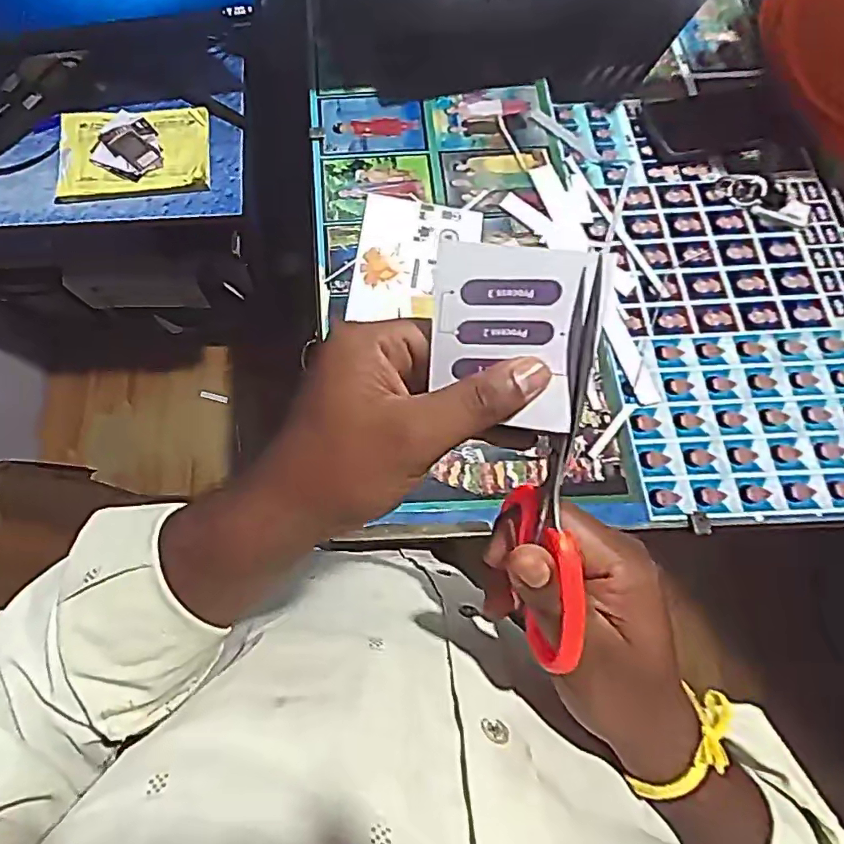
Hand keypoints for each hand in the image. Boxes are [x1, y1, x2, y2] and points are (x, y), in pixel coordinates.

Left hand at [161, 320, 549, 626]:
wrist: (290, 514)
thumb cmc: (342, 469)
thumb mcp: (416, 434)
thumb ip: (475, 401)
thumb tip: (532, 370)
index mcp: (369, 342)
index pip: (444, 330)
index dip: (495, 344)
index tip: (546, 354)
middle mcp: (368, 355)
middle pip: (444, 357)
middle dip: (494, 378)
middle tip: (552, 388)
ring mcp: (371, 385)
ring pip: (439, 386)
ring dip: (481, 405)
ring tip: (539, 416)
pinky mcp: (376, 413)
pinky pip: (426, 407)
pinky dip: (457, 421)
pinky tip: (502, 434)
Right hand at [483, 505, 699, 782]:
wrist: (649, 731)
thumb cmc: (626, 698)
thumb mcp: (582, 650)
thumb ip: (551, 598)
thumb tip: (523, 553)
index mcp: (622, 561)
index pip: (554, 513)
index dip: (519, 533)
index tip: (502, 569)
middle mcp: (613, 553)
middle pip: (540, 521)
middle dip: (511, 555)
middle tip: (502, 594)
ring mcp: (598, 564)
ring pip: (534, 540)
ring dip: (512, 571)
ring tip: (509, 606)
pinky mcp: (584, 577)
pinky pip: (540, 560)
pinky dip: (521, 581)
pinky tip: (519, 607)